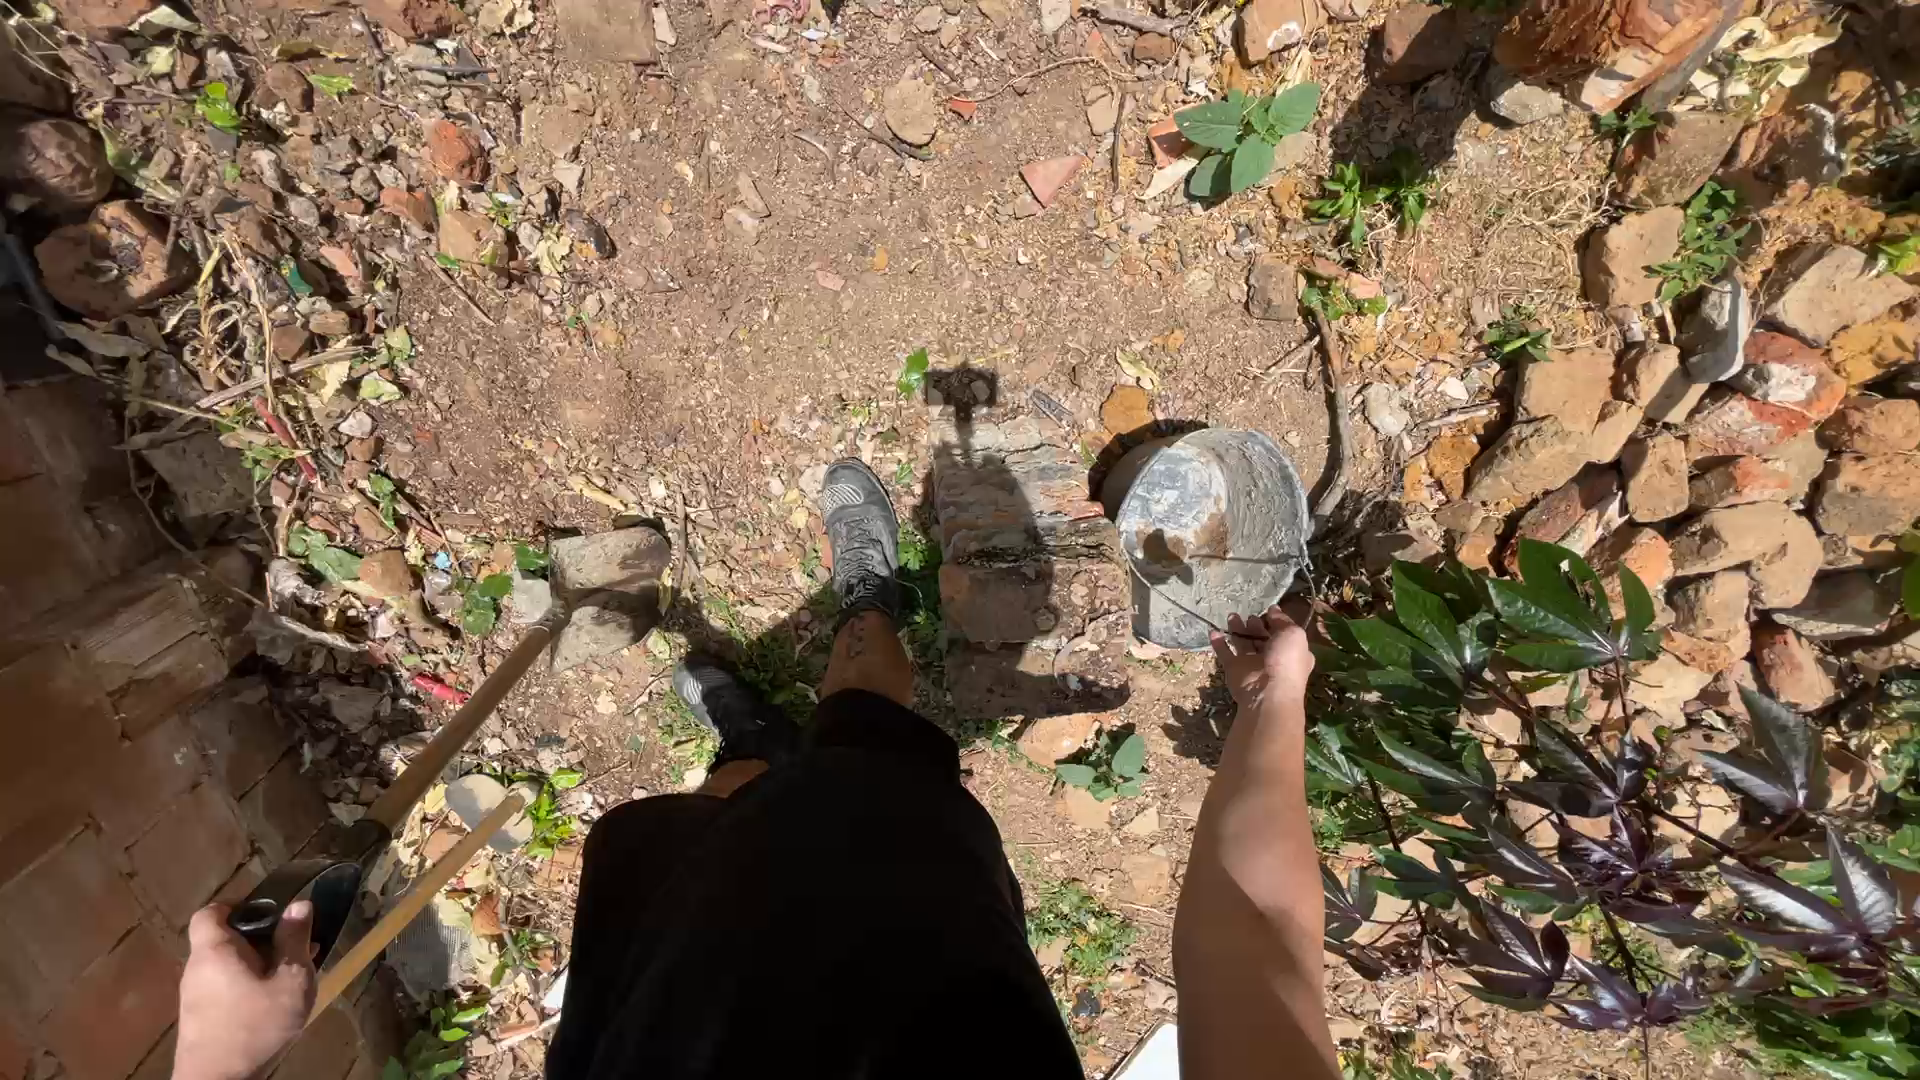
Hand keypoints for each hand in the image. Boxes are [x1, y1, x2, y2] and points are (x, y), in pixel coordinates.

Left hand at [174, 903, 316, 1079]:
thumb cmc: (257, 1024)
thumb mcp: (291, 976)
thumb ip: (294, 938)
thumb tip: (299, 904)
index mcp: (215, 954)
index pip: (211, 913)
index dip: (240, 903)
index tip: (274, 907)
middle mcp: (198, 970)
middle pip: (225, 936)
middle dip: (265, 932)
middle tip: (300, 937)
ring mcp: (198, 995)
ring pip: (231, 960)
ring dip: (264, 956)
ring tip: (300, 963)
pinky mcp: (204, 1015)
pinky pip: (229, 981)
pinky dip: (254, 976)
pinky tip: (282, 989)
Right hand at [1209, 604, 1312, 712]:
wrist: (1267, 692)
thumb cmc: (1286, 662)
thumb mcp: (1293, 635)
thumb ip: (1282, 621)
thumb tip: (1274, 609)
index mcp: (1292, 652)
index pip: (1283, 634)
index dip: (1277, 622)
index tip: (1269, 610)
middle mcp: (1273, 658)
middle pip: (1261, 638)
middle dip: (1256, 625)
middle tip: (1250, 615)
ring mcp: (1252, 664)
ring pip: (1243, 643)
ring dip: (1237, 629)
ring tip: (1232, 616)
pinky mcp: (1234, 669)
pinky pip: (1225, 652)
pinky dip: (1219, 642)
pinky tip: (1213, 631)